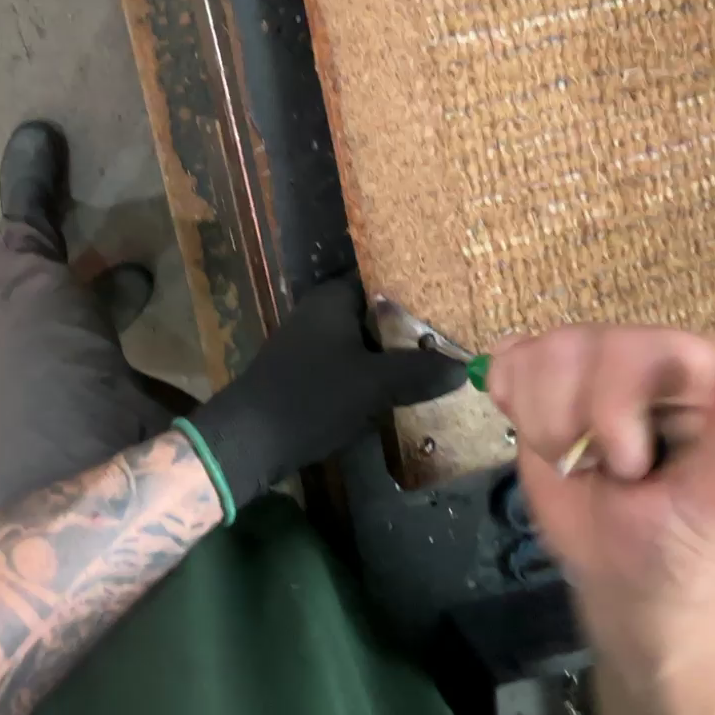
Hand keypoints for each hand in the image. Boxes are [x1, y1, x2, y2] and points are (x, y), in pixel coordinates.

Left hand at [184, 274, 465, 510]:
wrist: (252, 437)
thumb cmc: (312, 396)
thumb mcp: (373, 383)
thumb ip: (418, 371)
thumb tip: (462, 367)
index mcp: (333, 300)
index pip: (382, 277)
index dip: (418, 286)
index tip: (457, 295)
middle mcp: (322, 313)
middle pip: (378, 311)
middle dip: (414, 324)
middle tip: (461, 333)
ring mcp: (314, 344)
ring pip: (367, 341)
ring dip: (397, 353)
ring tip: (446, 361)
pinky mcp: (311, 373)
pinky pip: (353, 365)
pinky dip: (377, 373)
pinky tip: (408, 389)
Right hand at [486, 325, 714, 607]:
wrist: (621, 572)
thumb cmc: (686, 543)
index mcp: (702, 366)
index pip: (637, 346)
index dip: (612, 409)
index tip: (632, 466)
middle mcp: (644, 348)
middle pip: (574, 345)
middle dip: (573, 425)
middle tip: (605, 469)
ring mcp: (586, 355)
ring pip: (536, 353)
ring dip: (542, 424)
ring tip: (575, 458)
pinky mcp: (539, 369)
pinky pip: (505, 358)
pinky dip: (512, 405)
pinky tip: (540, 433)